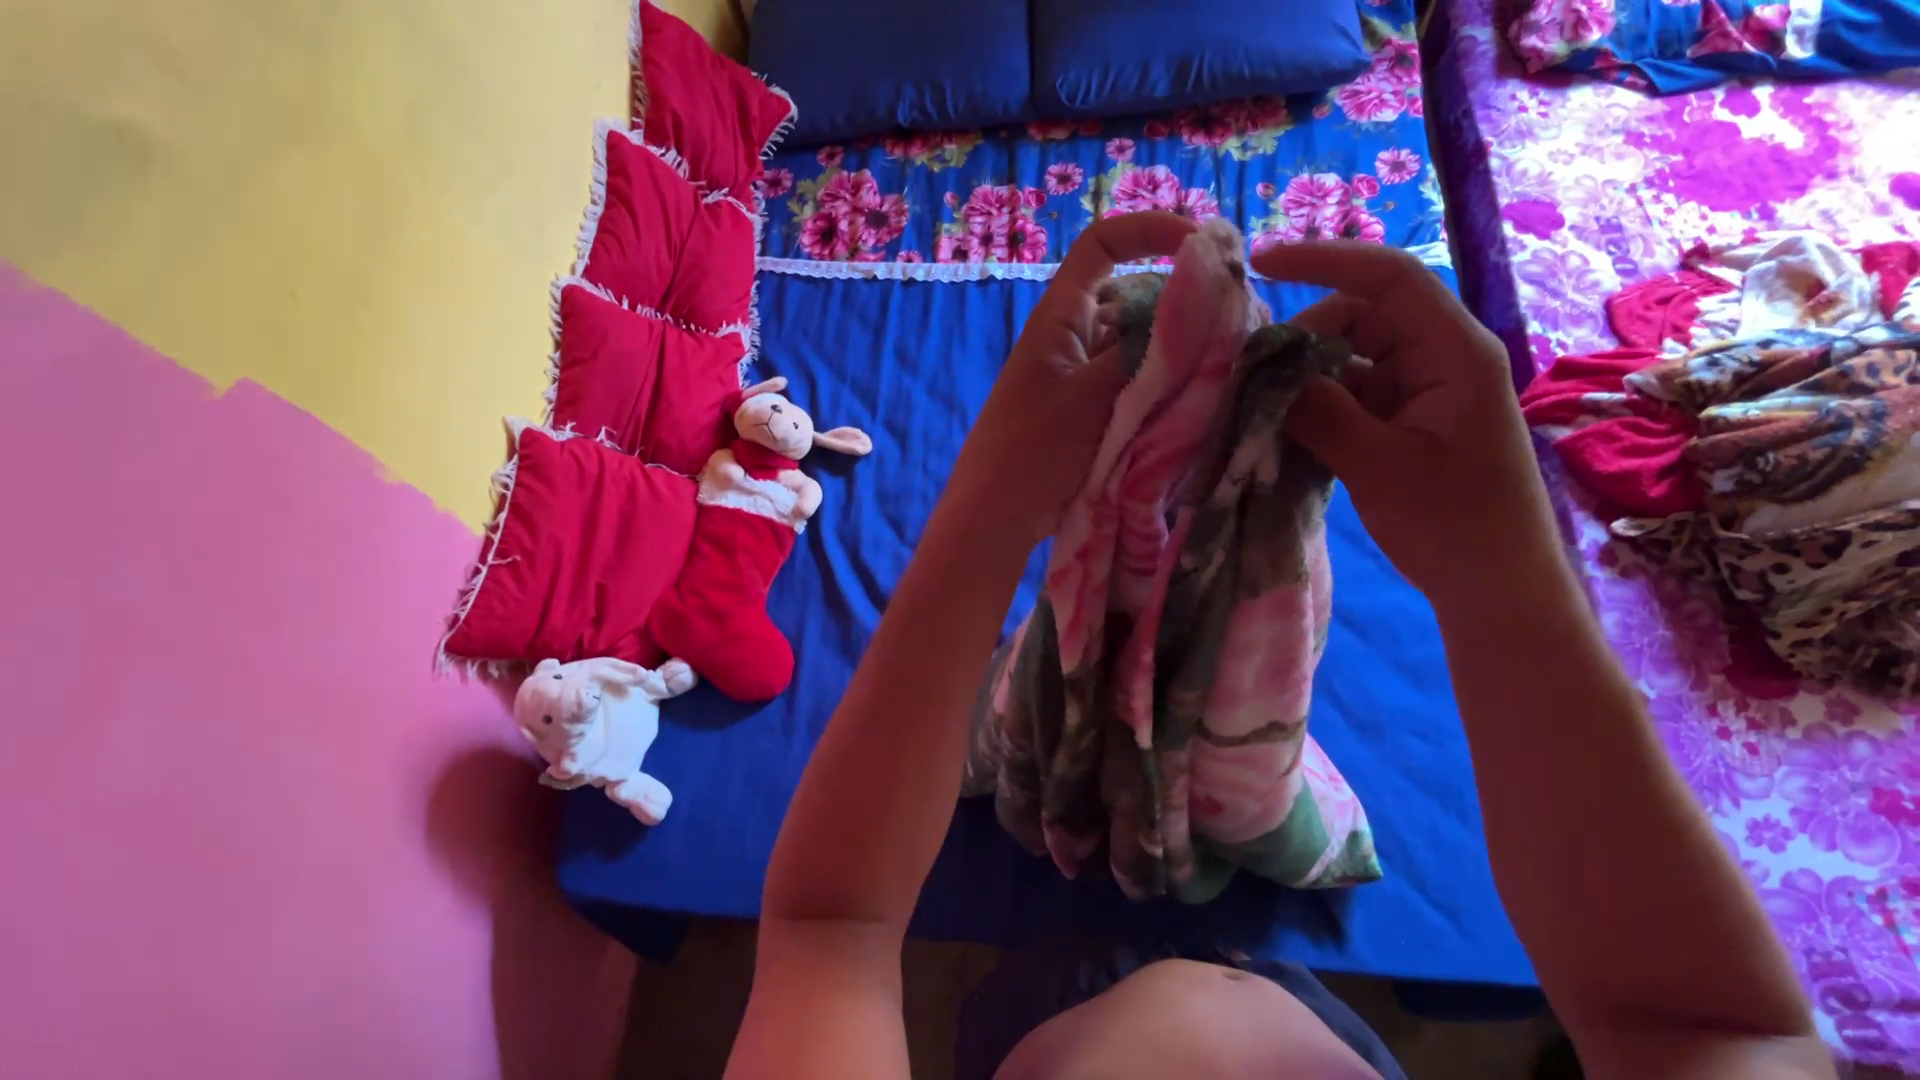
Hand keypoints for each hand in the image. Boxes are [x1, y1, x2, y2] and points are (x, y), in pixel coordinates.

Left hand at [947, 211, 1198, 545]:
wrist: (996, 520)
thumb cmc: (1030, 452)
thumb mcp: (1090, 397)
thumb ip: (1146, 351)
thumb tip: (1204, 305)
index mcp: (1060, 317)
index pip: (1102, 246)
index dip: (1149, 231)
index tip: (1202, 243)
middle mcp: (1075, 338)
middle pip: (1136, 296)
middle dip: (1182, 301)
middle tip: (1237, 319)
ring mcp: (1086, 378)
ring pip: (1143, 344)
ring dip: (1180, 348)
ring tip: (1230, 359)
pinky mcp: (1096, 413)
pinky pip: (1140, 384)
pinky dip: (1168, 385)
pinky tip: (1204, 396)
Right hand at [1253, 242, 1562, 608]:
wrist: (1497, 588)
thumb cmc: (1454, 525)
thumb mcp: (1379, 466)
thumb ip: (1320, 412)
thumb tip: (1262, 373)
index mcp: (1454, 353)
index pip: (1388, 278)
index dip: (1324, 260)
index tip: (1259, 263)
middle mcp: (1440, 358)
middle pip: (1360, 318)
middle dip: (1303, 341)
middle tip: (1251, 380)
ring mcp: (1423, 390)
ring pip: (1348, 358)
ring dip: (1306, 380)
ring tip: (1263, 414)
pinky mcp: (1406, 420)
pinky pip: (1352, 394)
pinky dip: (1317, 407)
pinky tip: (1285, 432)